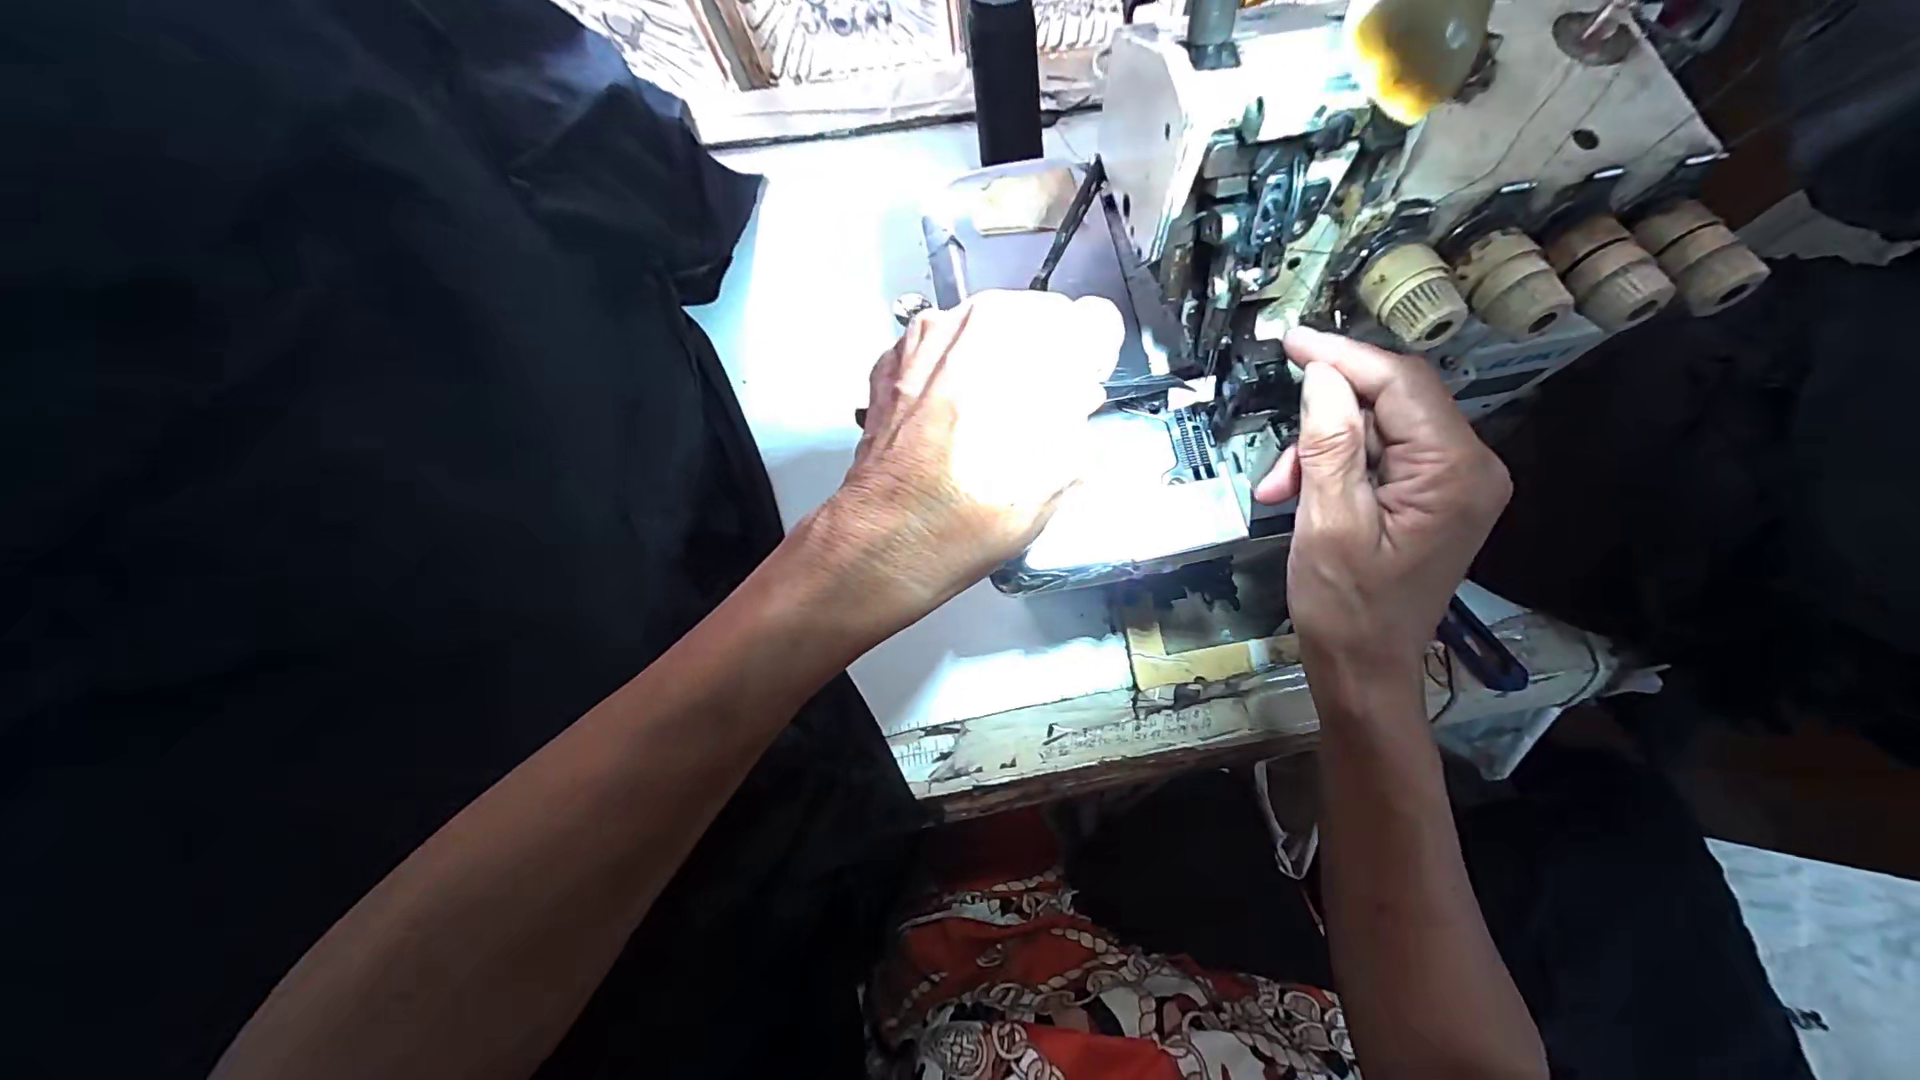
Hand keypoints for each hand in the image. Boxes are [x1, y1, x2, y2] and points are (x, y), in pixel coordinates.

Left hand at [804, 289, 1120, 622]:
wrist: (890, 540)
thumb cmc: (964, 512)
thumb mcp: (1065, 467)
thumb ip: (1082, 415)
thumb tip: (1074, 405)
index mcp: (1024, 333)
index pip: (1091, 322)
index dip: (1094, 363)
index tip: (1085, 388)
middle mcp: (968, 321)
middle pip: (1033, 327)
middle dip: (1044, 369)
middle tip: (1044, 419)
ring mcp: (923, 342)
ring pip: (984, 341)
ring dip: (996, 375)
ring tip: (995, 435)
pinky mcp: (892, 369)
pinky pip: (942, 363)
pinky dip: (955, 387)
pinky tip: (959, 435)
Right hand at [1255, 326, 1510, 684]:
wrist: (1365, 668)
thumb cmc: (1345, 607)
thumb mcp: (1328, 523)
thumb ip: (1330, 443)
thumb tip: (1322, 376)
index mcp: (1455, 472)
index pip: (1400, 384)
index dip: (1342, 357)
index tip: (1289, 340)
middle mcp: (1469, 468)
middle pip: (1390, 405)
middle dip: (1322, 421)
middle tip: (1275, 464)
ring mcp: (1452, 484)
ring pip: (1377, 431)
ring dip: (1320, 451)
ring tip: (1278, 491)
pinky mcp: (1430, 499)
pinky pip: (1378, 459)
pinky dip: (1333, 470)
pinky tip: (1298, 496)